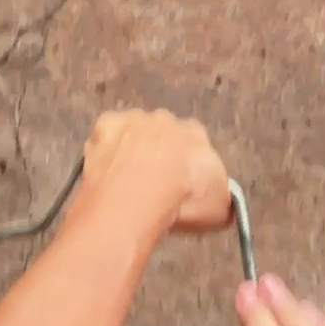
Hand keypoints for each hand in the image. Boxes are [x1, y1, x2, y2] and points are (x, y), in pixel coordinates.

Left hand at [75, 109, 232, 233]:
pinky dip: (105, 149)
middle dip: (158, 152)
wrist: (140, 192)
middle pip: (162, 132)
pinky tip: (105, 171)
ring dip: (131, 149)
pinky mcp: (105, 124)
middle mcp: (165, 118)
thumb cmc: (184, 199)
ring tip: (125, 182)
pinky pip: (106, 135)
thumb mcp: (220, 207)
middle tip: (152, 183)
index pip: (195, 142)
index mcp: (195, 132)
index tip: (181, 186)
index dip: (187, 165)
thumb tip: (218, 196)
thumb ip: (220, 194)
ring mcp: (133, 118)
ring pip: (133, 131)